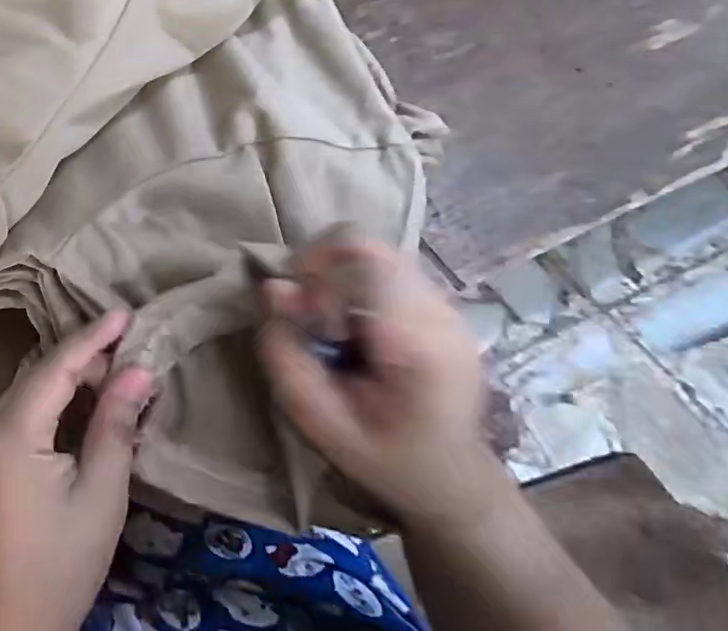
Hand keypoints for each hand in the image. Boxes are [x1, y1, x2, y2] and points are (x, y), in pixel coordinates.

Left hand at [0, 311, 156, 630]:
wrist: (21, 609)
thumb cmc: (66, 555)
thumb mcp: (102, 490)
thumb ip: (116, 423)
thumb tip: (140, 369)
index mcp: (14, 428)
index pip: (57, 365)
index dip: (93, 336)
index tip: (126, 313)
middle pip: (45, 367)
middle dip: (90, 356)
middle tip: (137, 357)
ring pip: (39, 378)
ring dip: (78, 372)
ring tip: (124, 375)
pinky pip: (33, 397)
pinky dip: (65, 390)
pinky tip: (95, 396)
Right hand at [256, 234, 509, 528]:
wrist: (453, 481)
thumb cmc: (382, 457)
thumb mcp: (316, 420)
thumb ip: (285, 353)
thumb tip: (274, 287)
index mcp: (418, 343)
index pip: (361, 256)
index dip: (316, 271)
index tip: (303, 316)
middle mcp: (441, 311)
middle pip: (364, 245)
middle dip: (320, 269)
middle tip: (310, 317)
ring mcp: (448, 304)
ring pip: (372, 250)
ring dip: (337, 275)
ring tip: (333, 324)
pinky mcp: (443, 303)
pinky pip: (384, 265)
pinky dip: (354, 282)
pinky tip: (355, 327)